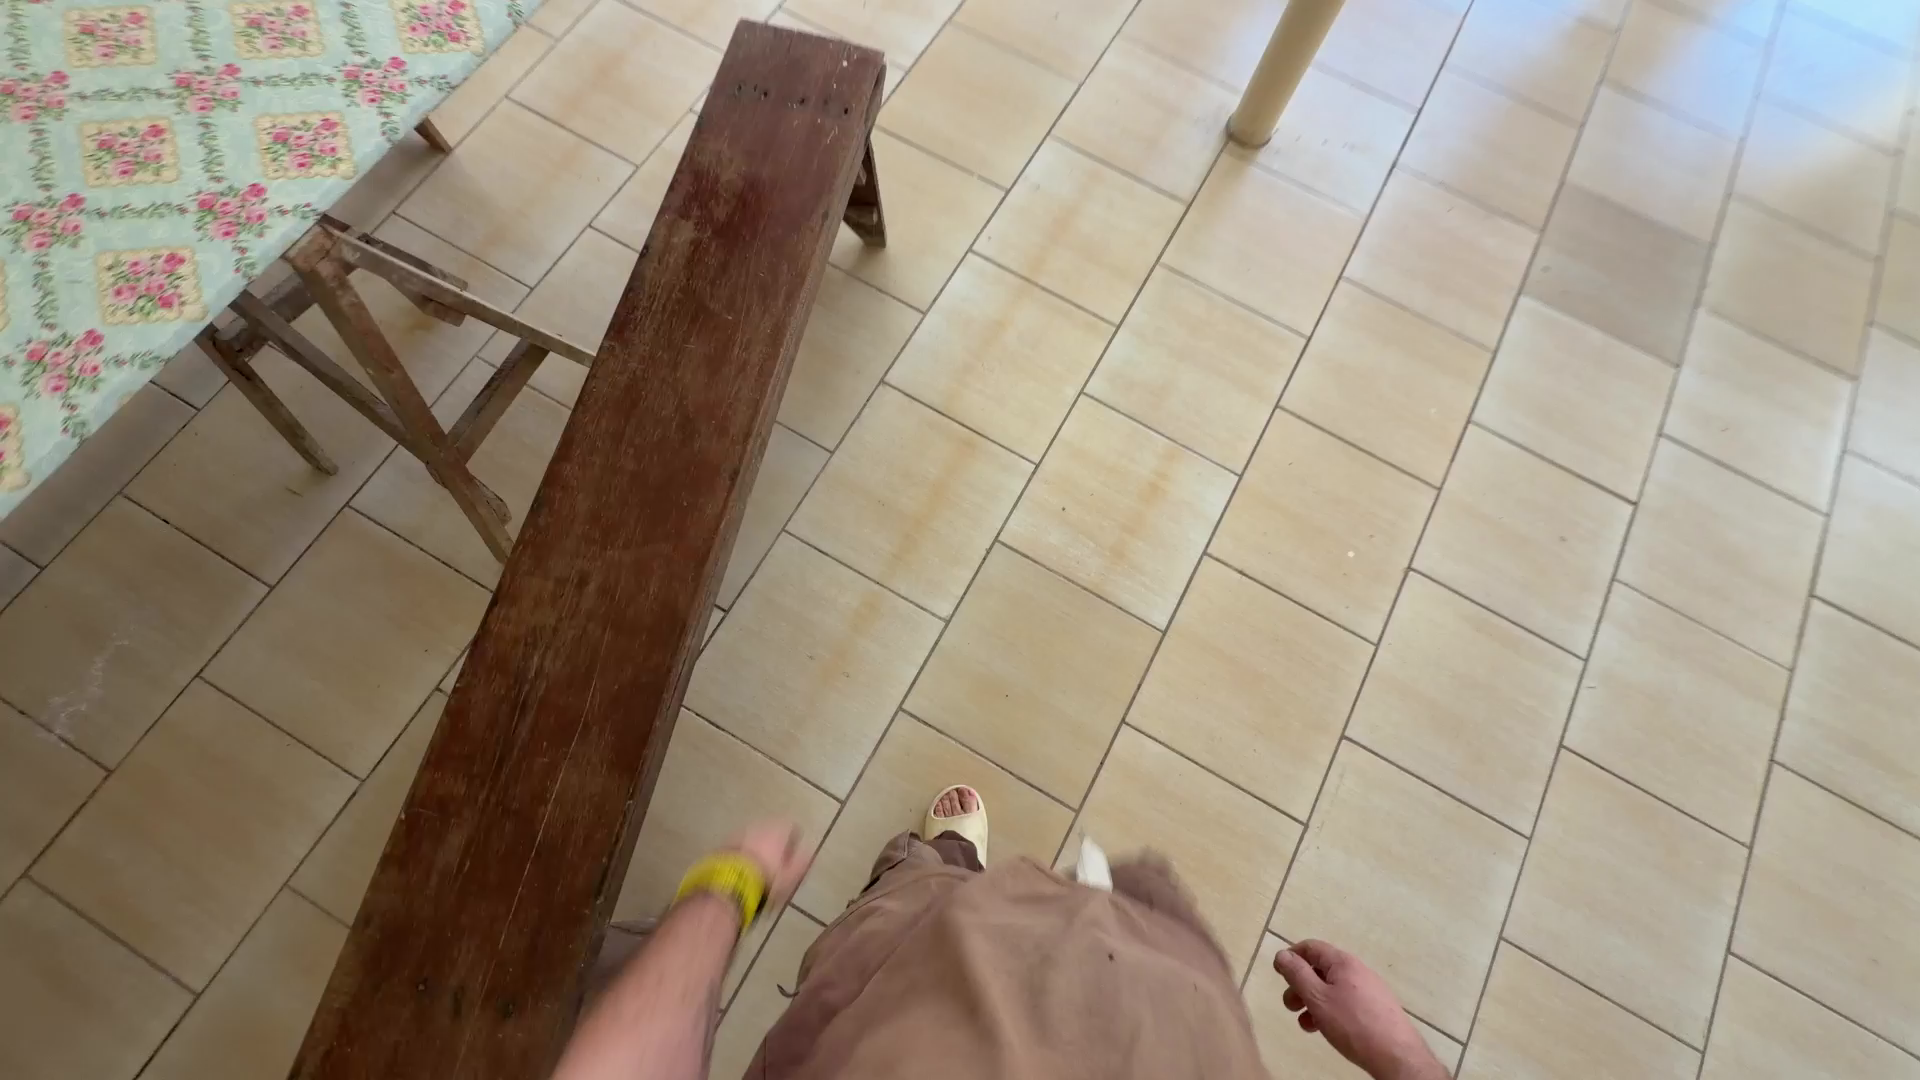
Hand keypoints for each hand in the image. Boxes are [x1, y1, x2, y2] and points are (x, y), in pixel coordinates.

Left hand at [726, 818, 810, 911]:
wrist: (728, 885)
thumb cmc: (765, 879)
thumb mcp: (791, 876)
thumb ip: (803, 861)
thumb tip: (809, 852)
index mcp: (779, 828)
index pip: (792, 827)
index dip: (793, 843)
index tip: (791, 859)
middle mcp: (759, 824)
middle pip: (771, 830)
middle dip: (774, 844)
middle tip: (774, 865)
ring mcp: (740, 832)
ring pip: (753, 837)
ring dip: (756, 848)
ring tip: (756, 870)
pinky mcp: (723, 843)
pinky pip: (738, 846)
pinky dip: (741, 854)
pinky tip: (740, 872)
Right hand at [1273, 940, 1446, 1079]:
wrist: (1399, 1059)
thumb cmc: (1353, 1024)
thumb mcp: (1317, 997)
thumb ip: (1297, 974)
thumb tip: (1282, 954)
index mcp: (1343, 962)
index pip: (1311, 947)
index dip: (1291, 956)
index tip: (1279, 974)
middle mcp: (1358, 971)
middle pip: (1321, 970)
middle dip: (1300, 985)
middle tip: (1289, 1005)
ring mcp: (1371, 991)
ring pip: (1333, 989)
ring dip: (1314, 1002)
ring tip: (1305, 1024)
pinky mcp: (1379, 1011)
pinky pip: (1347, 1003)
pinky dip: (1331, 1011)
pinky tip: (1327, 1029)